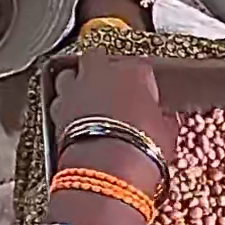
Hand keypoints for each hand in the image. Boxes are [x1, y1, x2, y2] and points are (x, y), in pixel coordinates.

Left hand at [53, 52, 176, 191]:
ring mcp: (76, 87)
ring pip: (71, 73)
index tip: (146, 96)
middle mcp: (102, 72)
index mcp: (134, 72)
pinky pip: (58, 100)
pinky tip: (74, 119)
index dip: (143, 83)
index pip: (140, 68)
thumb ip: (165, 119)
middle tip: (112, 88)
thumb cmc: (142, 147)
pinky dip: (65, 107)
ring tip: (89, 101)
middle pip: (99, 58)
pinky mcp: (57, 108)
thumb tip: (167, 119)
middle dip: (103, 69)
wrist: (109, 167)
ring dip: (78, 83)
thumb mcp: (168, 133)